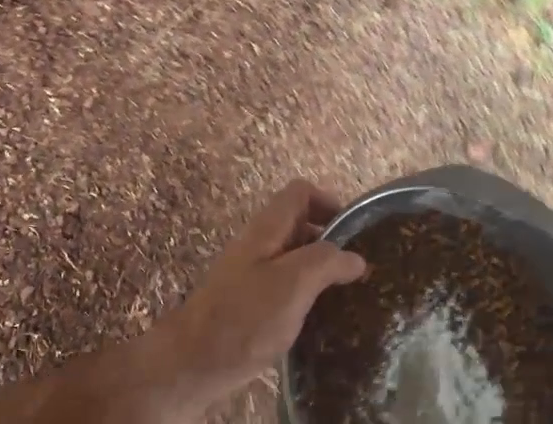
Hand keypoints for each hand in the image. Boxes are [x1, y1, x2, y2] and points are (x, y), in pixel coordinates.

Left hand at [148, 180, 368, 414]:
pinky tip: (318, 317)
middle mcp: (259, 242)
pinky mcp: (250, 300)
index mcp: (267, 228)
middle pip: (299, 222)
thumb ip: (325, 262)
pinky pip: (285, 283)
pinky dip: (305, 291)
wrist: (195, 361)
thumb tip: (355, 256)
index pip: (300, 192)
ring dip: (320, 268)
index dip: (329, 202)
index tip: (353, 233)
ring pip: (293, 255)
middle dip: (330, 239)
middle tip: (357, 270)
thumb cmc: (246, 316)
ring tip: (346, 295)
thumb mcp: (293, 284)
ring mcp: (252, 271)